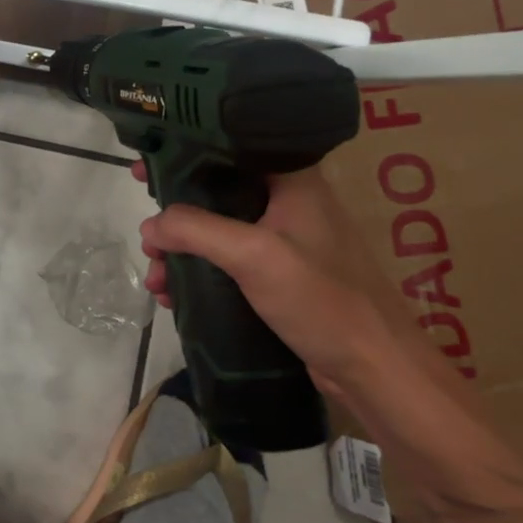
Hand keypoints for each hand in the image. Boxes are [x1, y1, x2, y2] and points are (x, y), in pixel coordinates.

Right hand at [136, 164, 394, 393]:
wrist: (379, 373)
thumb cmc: (324, 301)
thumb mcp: (253, 256)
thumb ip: (195, 229)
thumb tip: (150, 226)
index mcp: (293, 182)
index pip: (228, 149)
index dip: (180, 153)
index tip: (143, 168)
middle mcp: (289, 203)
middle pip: (214, 191)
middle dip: (172, 212)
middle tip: (144, 230)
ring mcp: (285, 241)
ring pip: (214, 229)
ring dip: (179, 249)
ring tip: (156, 276)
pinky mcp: (280, 275)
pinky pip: (225, 261)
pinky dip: (196, 272)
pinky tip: (174, 294)